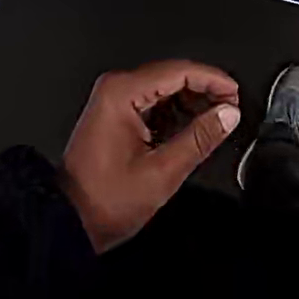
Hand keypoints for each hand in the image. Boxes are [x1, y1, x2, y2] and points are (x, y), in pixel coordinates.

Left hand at [61, 59, 240, 251]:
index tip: (235, 94)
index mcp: (122, 92)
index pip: (180, 71)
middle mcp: (117, 86)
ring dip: (193, 101)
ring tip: (215, 120)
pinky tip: (193, 126)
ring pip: (166, 86)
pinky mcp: (115, 110)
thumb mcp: (161, 173)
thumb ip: (200, 138)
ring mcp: (114, 97)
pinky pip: (154, 99)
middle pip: (174, 74)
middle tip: (230, 108)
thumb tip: (229, 114)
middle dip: (205, 90)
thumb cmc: (105, 203)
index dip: (213, 80)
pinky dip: (176, 110)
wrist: (64, 227)